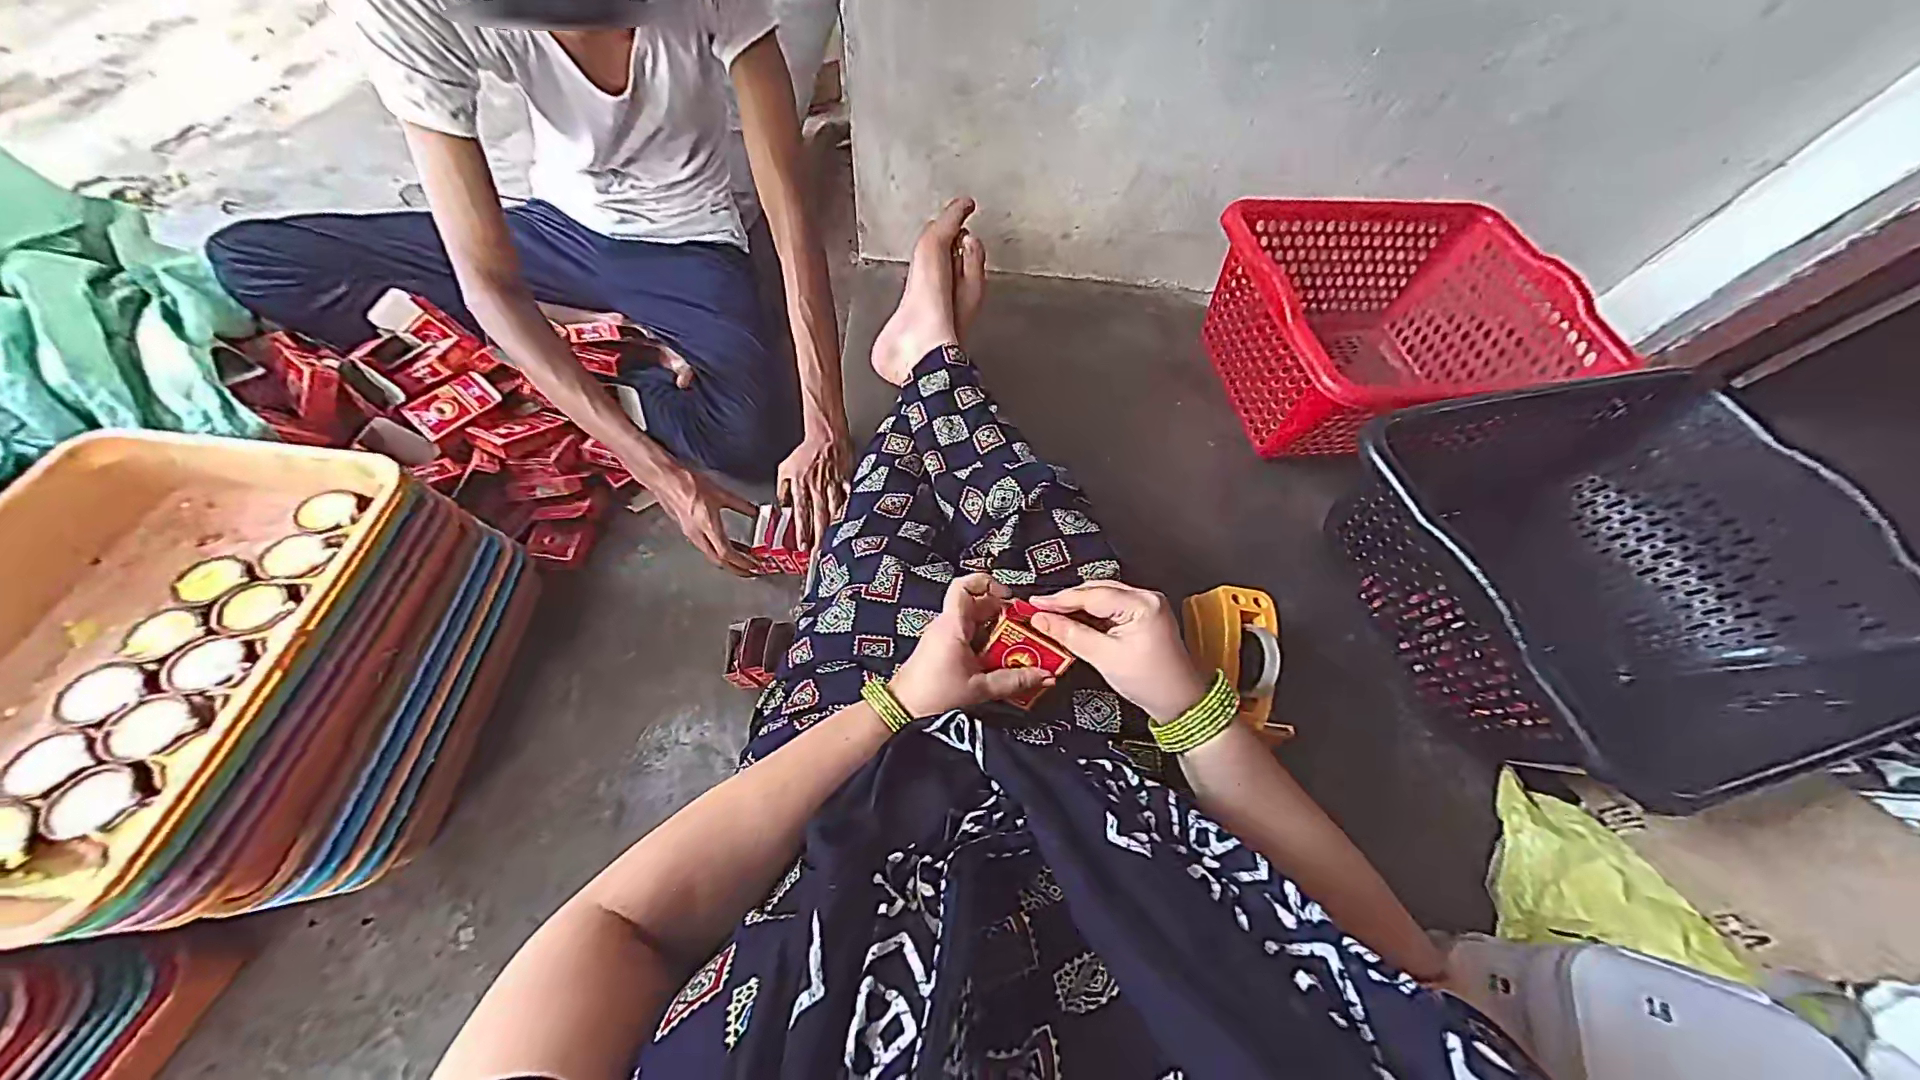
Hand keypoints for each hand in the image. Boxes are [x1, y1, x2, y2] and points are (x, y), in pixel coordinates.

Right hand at [653, 465, 761, 576]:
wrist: (665, 479)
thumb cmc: (689, 484)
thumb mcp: (721, 493)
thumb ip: (740, 504)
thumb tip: (755, 512)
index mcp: (708, 526)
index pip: (726, 552)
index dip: (741, 562)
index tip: (753, 566)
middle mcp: (698, 534)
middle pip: (718, 560)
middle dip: (736, 568)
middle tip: (750, 571)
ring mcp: (691, 534)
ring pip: (711, 555)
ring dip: (727, 561)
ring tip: (742, 563)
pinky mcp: (687, 530)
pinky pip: (705, 547)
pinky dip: (719, 551)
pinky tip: (728, 547)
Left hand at [777, 419, 851, 550]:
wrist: (826, 435)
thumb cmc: (807, 452)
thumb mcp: (785, 469)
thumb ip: (783, 490)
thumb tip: (783, 507)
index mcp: (801, 486)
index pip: (801, 514)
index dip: (802, 532)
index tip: (803, 547)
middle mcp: (817, 488)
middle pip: (819, 517)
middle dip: (819, 538)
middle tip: (821, 553)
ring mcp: (834, 486)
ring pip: (834, 511)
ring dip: (834, 529)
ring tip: (836, 544)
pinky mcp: (847, 482)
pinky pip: (849, 499)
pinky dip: (851, 511)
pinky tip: (853, 523)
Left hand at [889, 574, 1053, 716]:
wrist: (902, 709)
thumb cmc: (933, 695)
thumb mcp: (980, 688)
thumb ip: (1014, 680)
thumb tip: (1044, 675)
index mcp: (952, 625)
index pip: (965, 586)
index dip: (988, 583)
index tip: (1009, 597)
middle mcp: (947, 625)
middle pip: (977, 604)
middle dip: (1003, 612)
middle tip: (1023, 628)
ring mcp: (943, 636)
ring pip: (975, 621)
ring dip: (996, 630)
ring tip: (1016, 645)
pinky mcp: (942, 648)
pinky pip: (969, 636)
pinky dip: (985, 642)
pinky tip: (998, 658)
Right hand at [1027, 581, 1211, 720]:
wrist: (1179, 701)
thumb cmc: (1152, 682)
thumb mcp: (1103, 657)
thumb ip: (1069, 634)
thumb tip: (1043, 620)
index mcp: (1142, 604)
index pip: (1091, 594)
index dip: (1059, 599)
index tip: (1036, 603)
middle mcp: (1146, 598)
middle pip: (1095, 591)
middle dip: (1066, 601)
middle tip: (1039, 610)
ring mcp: (1146, 605)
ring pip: (1101, 597)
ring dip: (1077, 607)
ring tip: (1051, 616)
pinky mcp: (1143, 614)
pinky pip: (1110, 607)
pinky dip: (1090, 614)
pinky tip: (1074, 622)